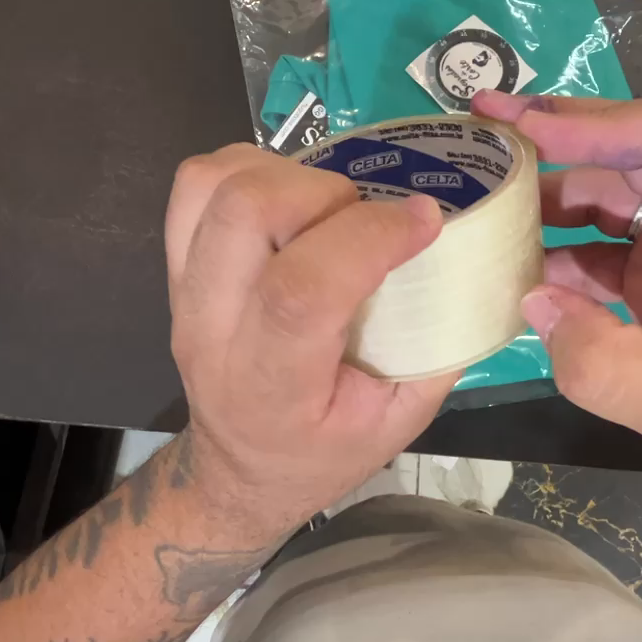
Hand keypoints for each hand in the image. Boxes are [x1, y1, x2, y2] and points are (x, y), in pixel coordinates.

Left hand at [163, 143, 456, 536]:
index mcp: (272, 384)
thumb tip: (466, 259)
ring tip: (326, 207)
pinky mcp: (176, 270)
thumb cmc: (321, 454)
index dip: (370, 236)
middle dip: (323, 192)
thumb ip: (435, 347)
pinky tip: (289, 201)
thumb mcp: (397, 424)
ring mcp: (183, 294)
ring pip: (211, 185)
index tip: (424, 221)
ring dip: (283, 174)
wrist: (241, 471)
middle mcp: (213, 329)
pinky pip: (195, 186)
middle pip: (245, 212)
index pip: (302, 288)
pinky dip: (248, 170)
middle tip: (364, 216)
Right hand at [471, 90, 641, 515]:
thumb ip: (599, 360)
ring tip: (487, 199)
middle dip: (563, 139)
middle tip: (485, 131)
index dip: (598, 122)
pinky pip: (606, 244)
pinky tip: (516, 265)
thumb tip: (529, 297)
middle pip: (639, 151)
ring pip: (617, 193)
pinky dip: (560, 249)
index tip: (522, 128)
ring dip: (553, 196)